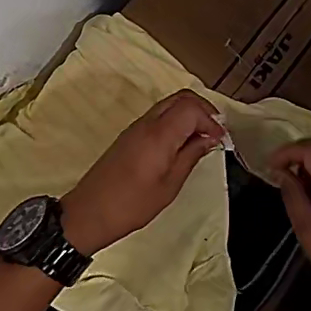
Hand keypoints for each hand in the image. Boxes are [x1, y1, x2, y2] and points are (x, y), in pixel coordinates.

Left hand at [62, 89, 224, 253]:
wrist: (89, 213)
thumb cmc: (132, 205)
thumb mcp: (170, 185)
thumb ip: (191, 155)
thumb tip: (210, 139)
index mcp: (159, 134)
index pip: (192, 109)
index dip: (211, 120)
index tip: (221, 139)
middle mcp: (147, 123)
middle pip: (181, 98)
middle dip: (203, 110)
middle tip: (216, 132)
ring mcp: (136, 127)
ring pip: (170, 104)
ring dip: (190, 113)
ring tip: (203, 137)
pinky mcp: (130, 135)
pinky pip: (159, 115)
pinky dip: (176, 120)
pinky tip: (183, 142)